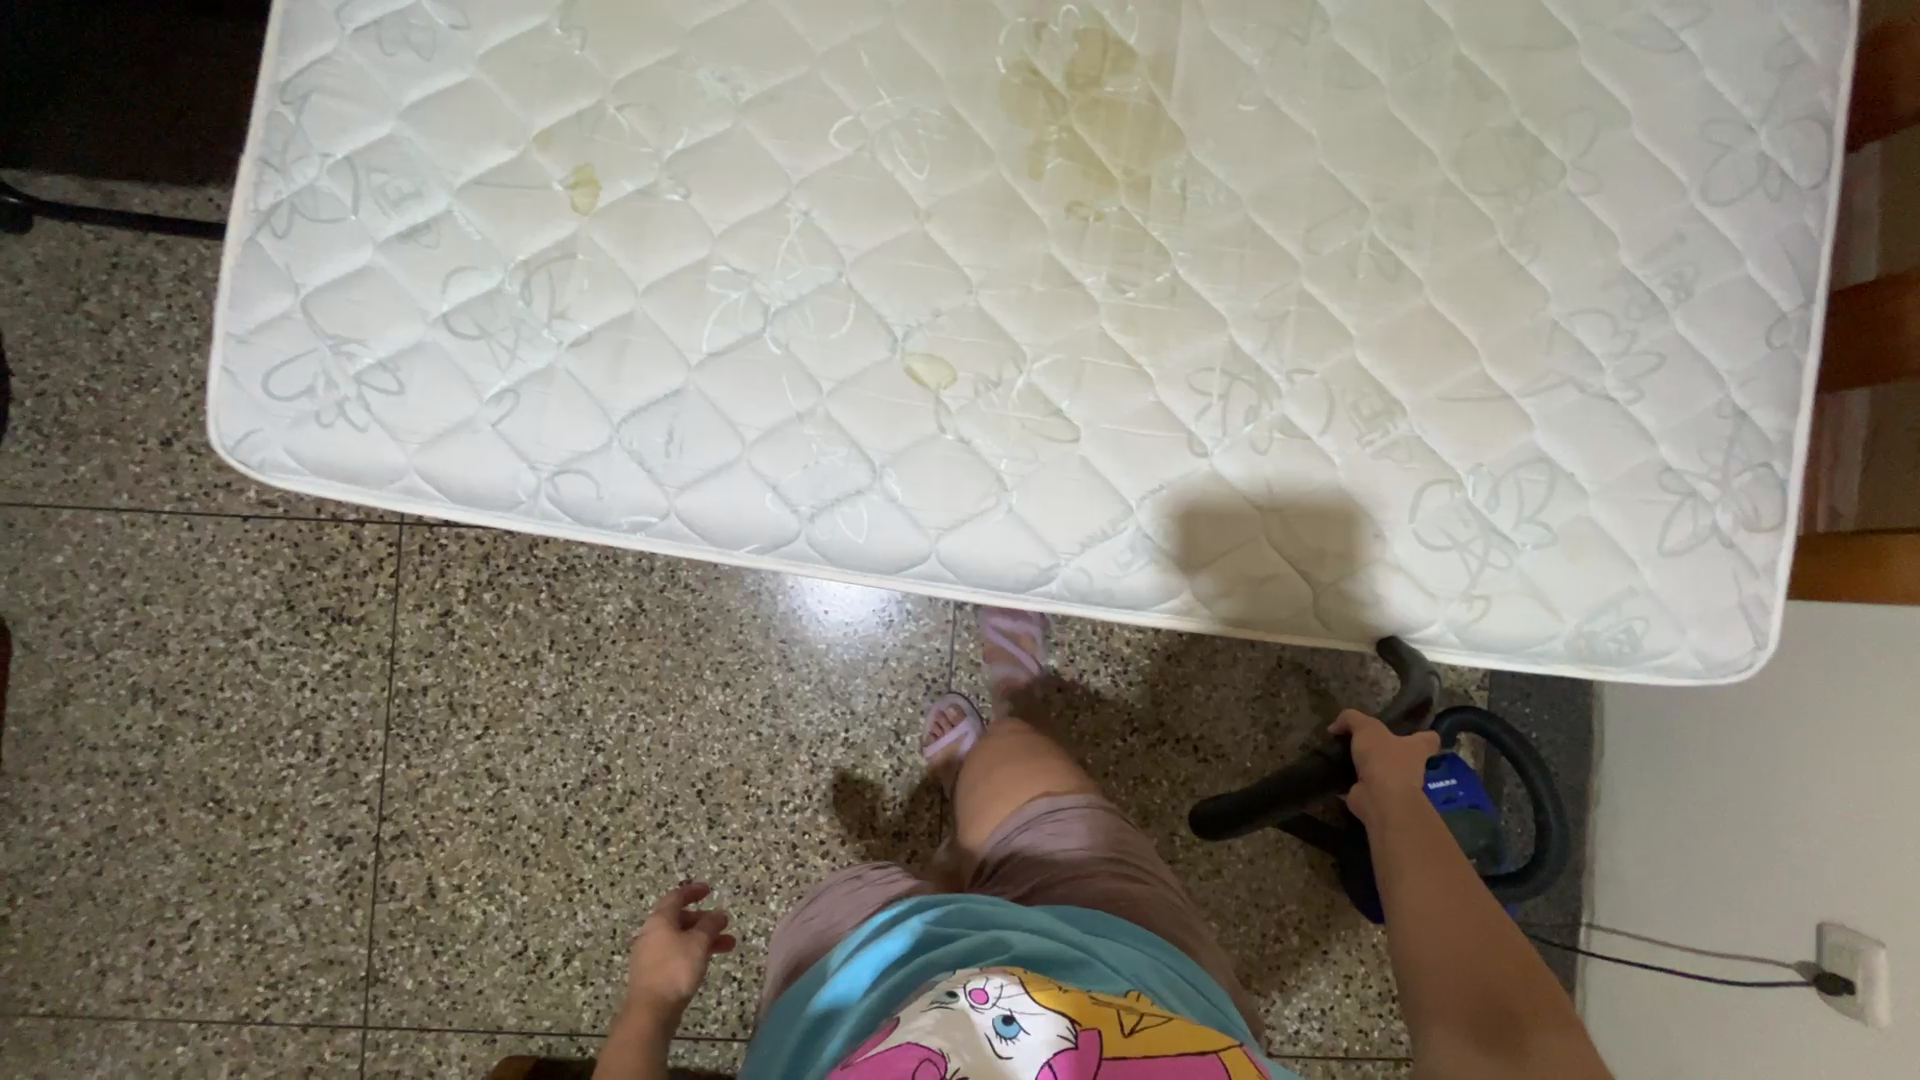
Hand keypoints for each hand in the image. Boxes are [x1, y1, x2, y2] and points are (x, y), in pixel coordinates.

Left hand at [623, 881, 735, 1021]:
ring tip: (728, 946)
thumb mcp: (699, 942)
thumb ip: (710, 925)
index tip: (709, 890)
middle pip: (680, 919)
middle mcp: (652, 934)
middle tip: (723, 924)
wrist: (650, 1012)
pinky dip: (693, 952)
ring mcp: (650, 955)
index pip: (676, 897)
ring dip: (704, 939)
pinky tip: (706, 961)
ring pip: (681, 939)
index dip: (693, 891)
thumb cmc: (675, 969)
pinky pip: (676, 954)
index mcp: (660, 920)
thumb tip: (718, 914)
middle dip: (704, 920)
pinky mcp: (653, 974)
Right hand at [1329, 709, 1439, 827]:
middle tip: (1363, 742)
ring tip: (1341, 754)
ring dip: (1364, 765)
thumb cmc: (1383, 758)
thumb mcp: (1366, 727)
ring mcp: (1393, 784)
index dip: (1423, 735)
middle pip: (1402, 755)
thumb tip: (1335, 727)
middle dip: (1386, 750)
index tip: (1410, 732)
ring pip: (1380, 770)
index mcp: (1415, 748)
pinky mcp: (1375, 796)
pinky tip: (1333, 770)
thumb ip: (1351, 719)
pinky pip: (1360, 785)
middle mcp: (1409, 767)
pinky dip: (1348, 780)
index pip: (1429, 739)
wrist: (1379, 797)